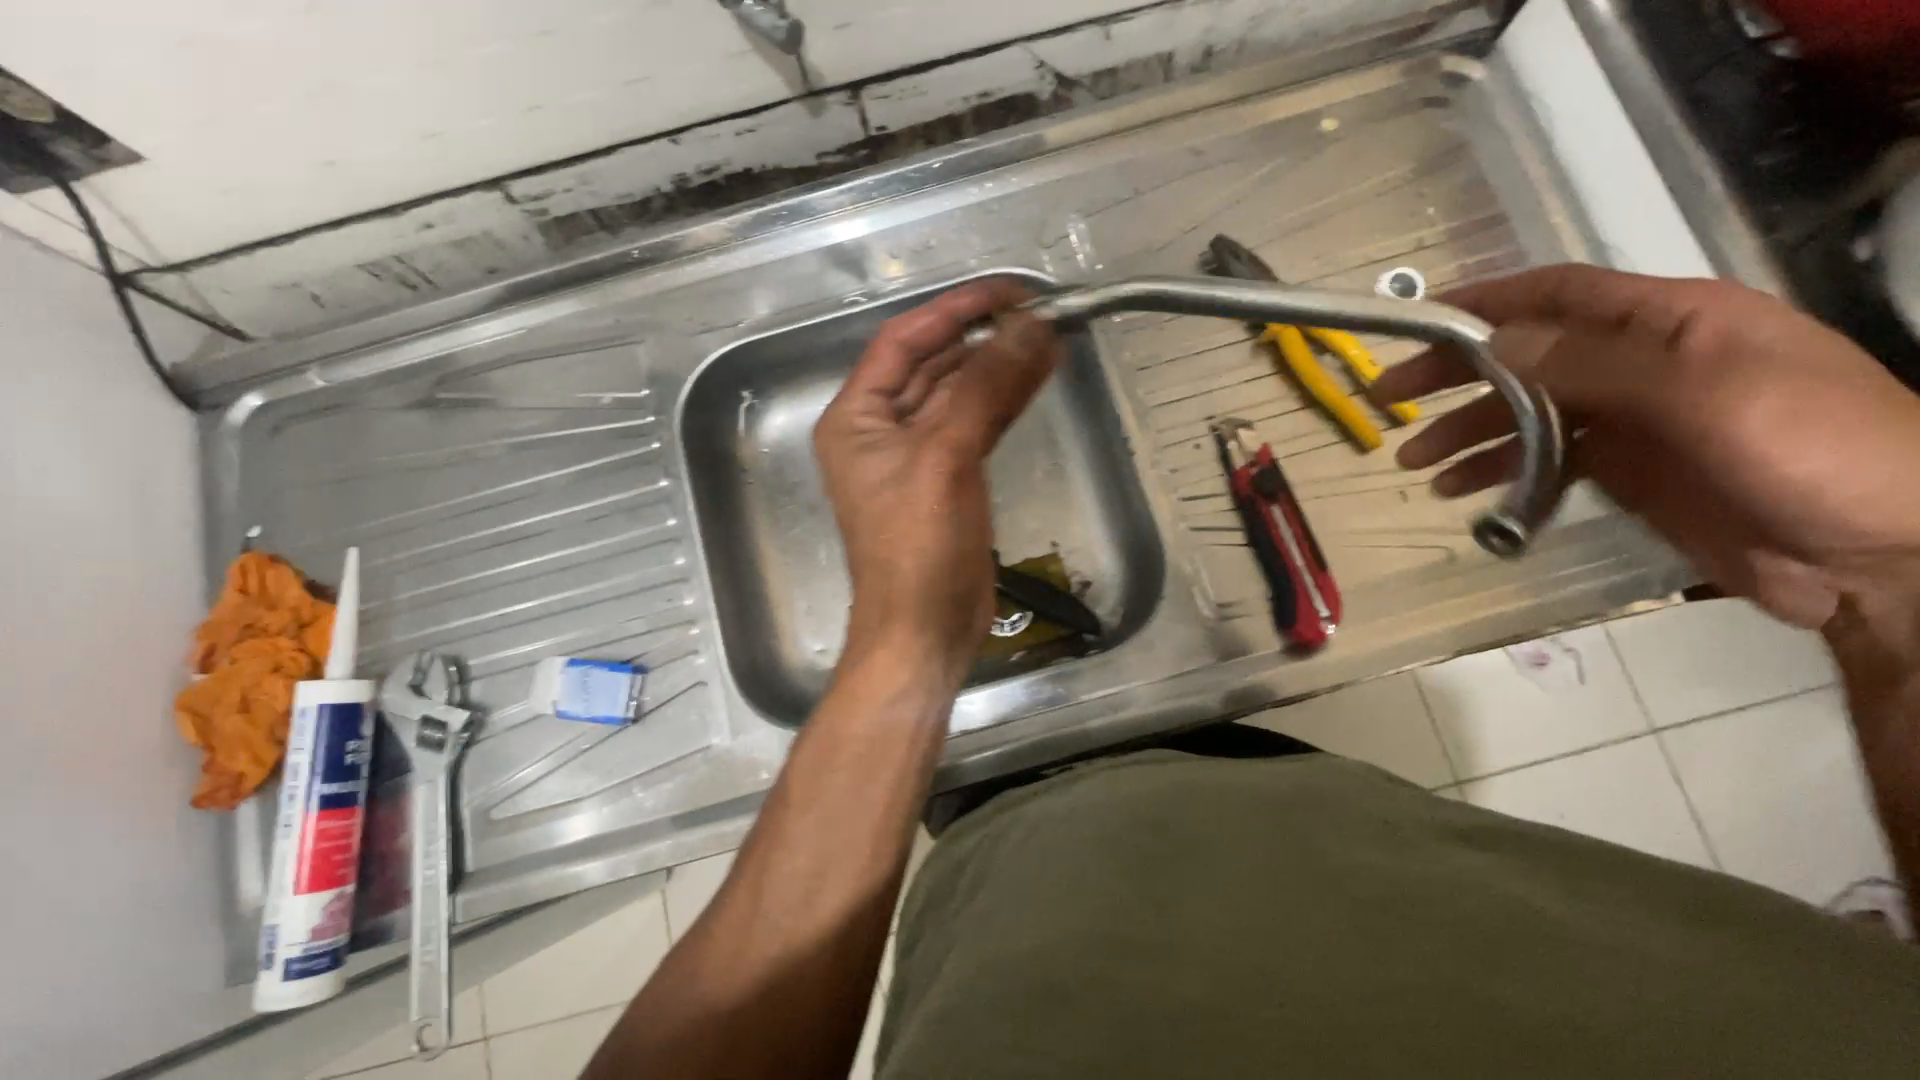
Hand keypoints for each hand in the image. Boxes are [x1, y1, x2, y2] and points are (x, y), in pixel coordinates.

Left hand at [813, 279, 1062, 683]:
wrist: (923, 630)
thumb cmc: (916, 549)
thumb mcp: (944, 459)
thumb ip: (984, 388)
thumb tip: (1029, 326)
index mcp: (856, 418)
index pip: (903, 341)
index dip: (953, 310)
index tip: (1007, 291)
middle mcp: (881, 430)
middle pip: (933, 364)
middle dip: (982, 336)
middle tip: (1038, 311)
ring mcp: (917, 456)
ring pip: (960, 394)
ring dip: (1000, 366)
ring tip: (1051, 336)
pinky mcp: (949, 479)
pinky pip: (977, 425)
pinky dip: (1005, 401)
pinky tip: (1038, 377)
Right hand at [1372, 264, 1919, 628]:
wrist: (1888, 553)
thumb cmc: (1814, 450)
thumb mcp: (1706, 392)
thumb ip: (1595, 365)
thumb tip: (1497, 344)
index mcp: (1671, 320)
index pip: (1557, 294)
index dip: (1481, 302)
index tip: (1413, 324)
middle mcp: (1644, 361)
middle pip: (1527, 355)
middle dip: (1455, 374)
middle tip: (1391, 400)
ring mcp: (1635, 420)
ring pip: (1526, 412)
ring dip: (1467, 431)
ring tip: (1413, 462)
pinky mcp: (1630, 472)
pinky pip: (1545, 462)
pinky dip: (1499, 473)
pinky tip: (1462, 493)